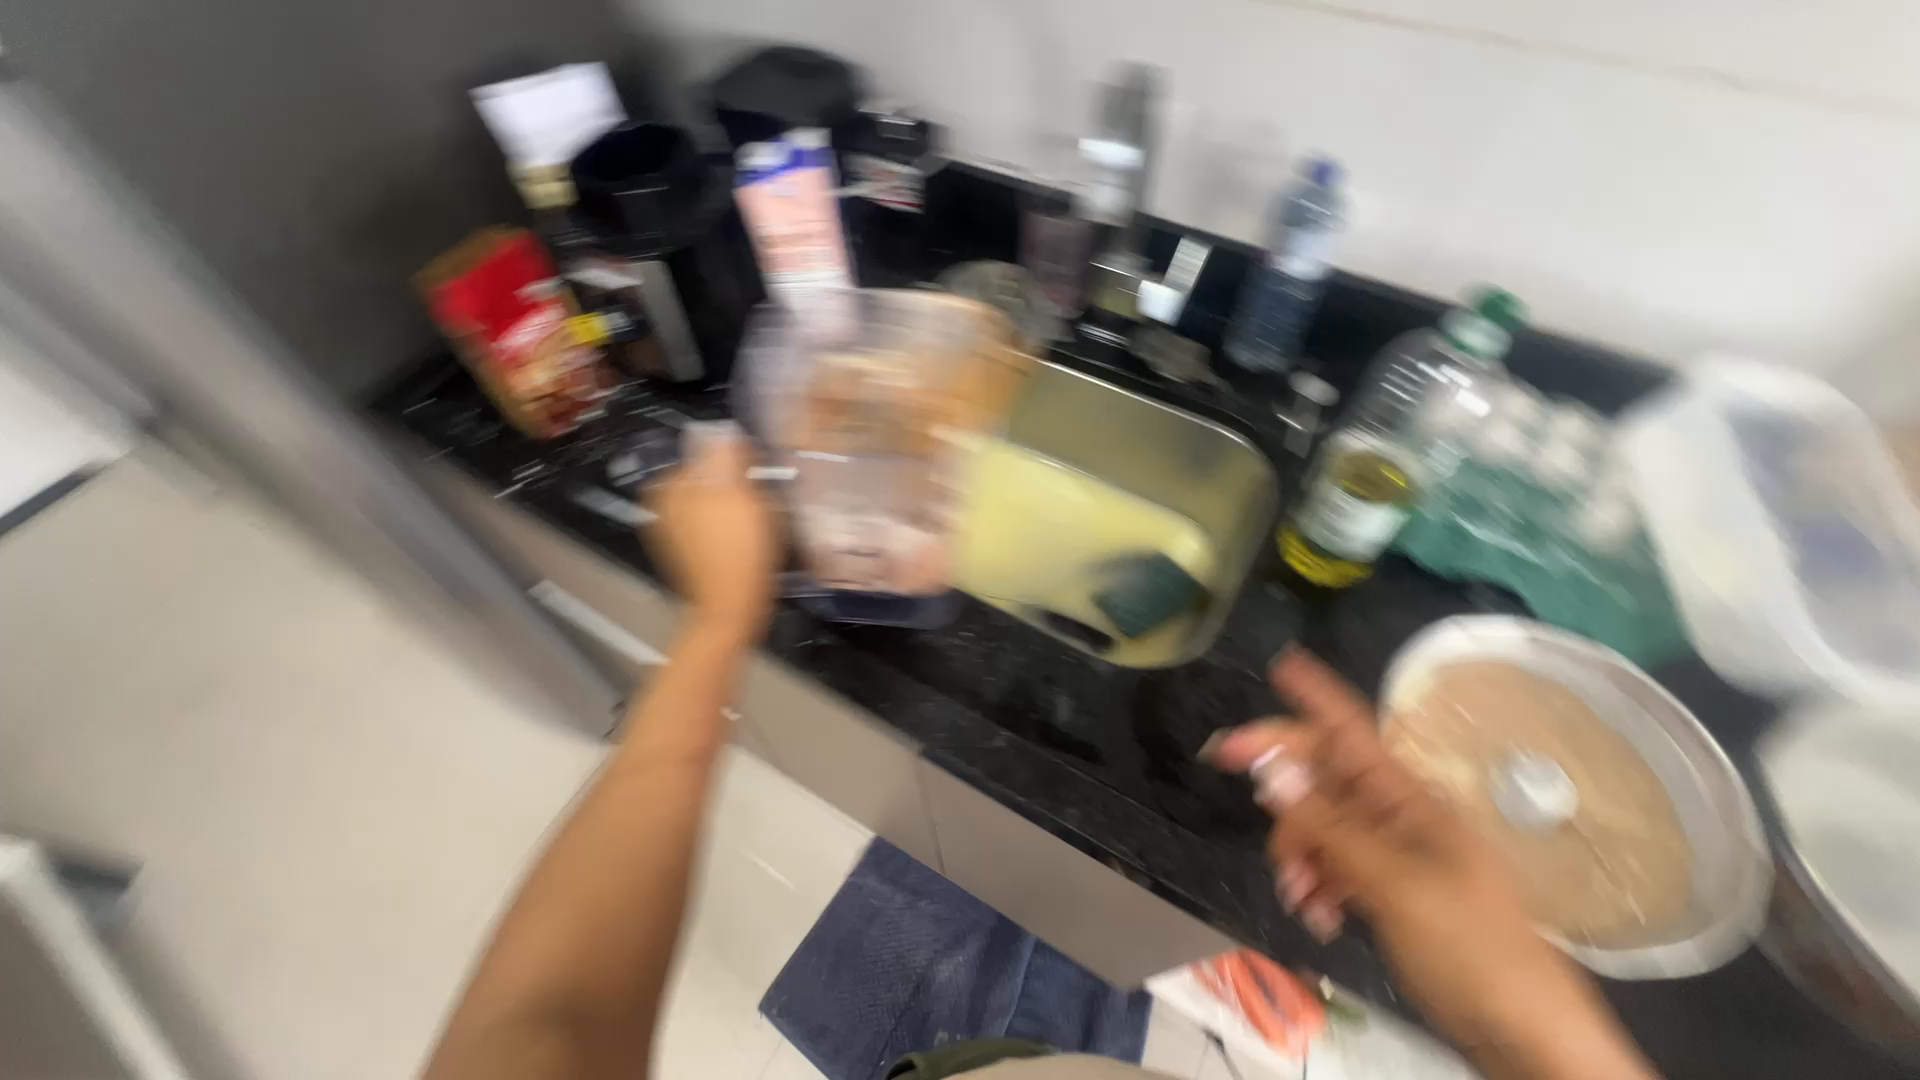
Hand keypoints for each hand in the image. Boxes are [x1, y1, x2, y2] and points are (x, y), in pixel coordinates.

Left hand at [643, 422, 779, 644]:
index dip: (741, 460)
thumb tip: (721, 429)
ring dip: (734, 505)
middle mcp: (663, 503)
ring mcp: (672, 530)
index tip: (761, 476)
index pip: (710, 450)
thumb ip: (726, 456)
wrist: (731, 608)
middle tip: (762, 503)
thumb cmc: (740, 549)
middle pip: (710, 476)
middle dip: (735, 482)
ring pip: (712, 500)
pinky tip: (745, 540)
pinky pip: (712, 525)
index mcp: (671, 484)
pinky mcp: (686, 552)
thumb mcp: (740, 494)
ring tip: (757, 523)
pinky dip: (727, 527)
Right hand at [1205, 648, 1619, 1054]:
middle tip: (1231, 776)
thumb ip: (1329, 825)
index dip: (1315, 694)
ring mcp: (1389, 852)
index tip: (1279, 665)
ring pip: (1317, 824)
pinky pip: (1330, 864)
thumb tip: (1273, 768)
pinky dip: (1314, 882)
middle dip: (1281, 787)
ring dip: (1296, 851)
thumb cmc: (1472, 948)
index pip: (1351, 730)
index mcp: (1406, 798)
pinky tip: (1318, 915)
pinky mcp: (1384, 887)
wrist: (1526, 1035)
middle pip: (1320, 775)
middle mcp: (1394, 814)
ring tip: (1299, 896)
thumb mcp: (1394, 883)